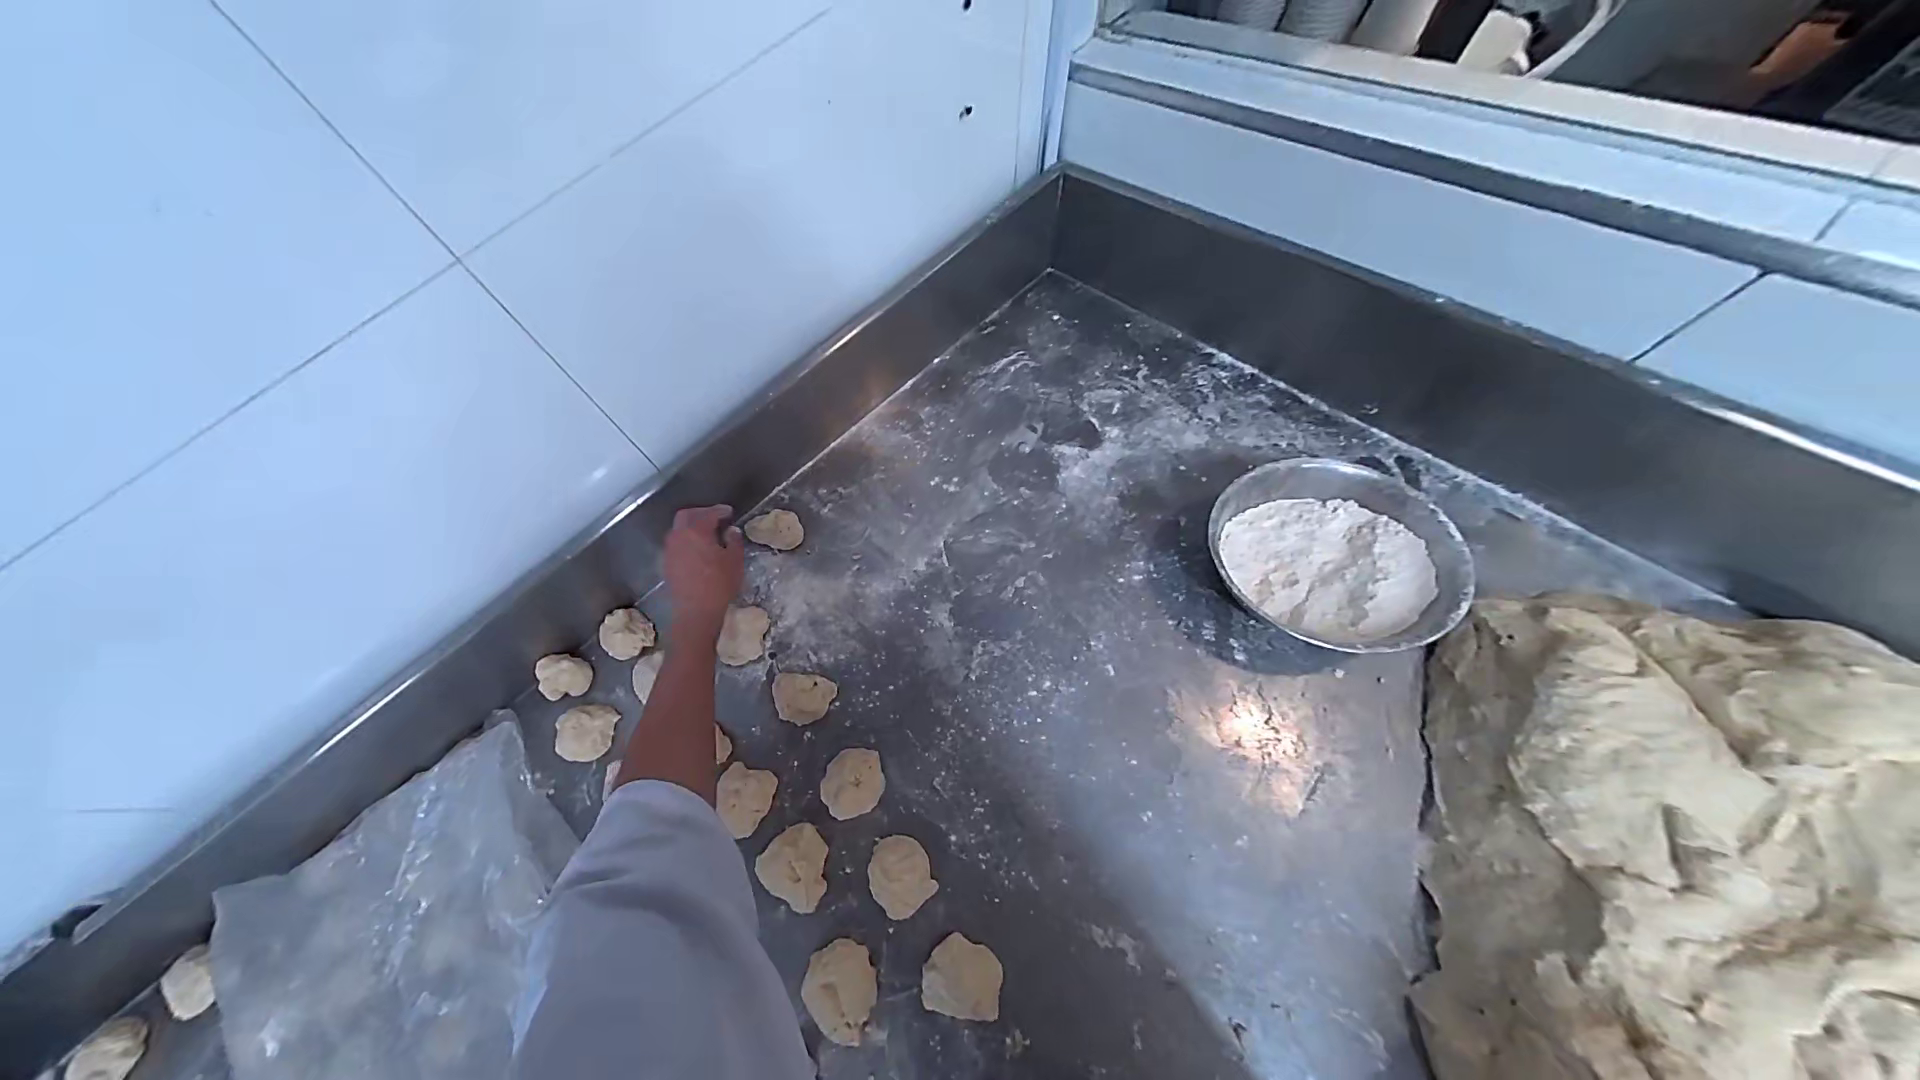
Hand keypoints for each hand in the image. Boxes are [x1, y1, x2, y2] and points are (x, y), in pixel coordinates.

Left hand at [662, 505, 744, 639]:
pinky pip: (676, 543)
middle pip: (686, 515)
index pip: (708, 513)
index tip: (729, 512)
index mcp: (697, 531)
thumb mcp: (735, 561)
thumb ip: (734, 541)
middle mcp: (679, 536)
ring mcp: (670, 550)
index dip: (720, 510)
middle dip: (701, 512)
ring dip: (692, 526)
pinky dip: (687, 540)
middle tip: (715, 517)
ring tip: (707, 533)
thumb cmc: (719, 584)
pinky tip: (698, 549)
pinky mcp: (667, 563)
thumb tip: (731, 530)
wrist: (696, 610)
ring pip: (679, 529)